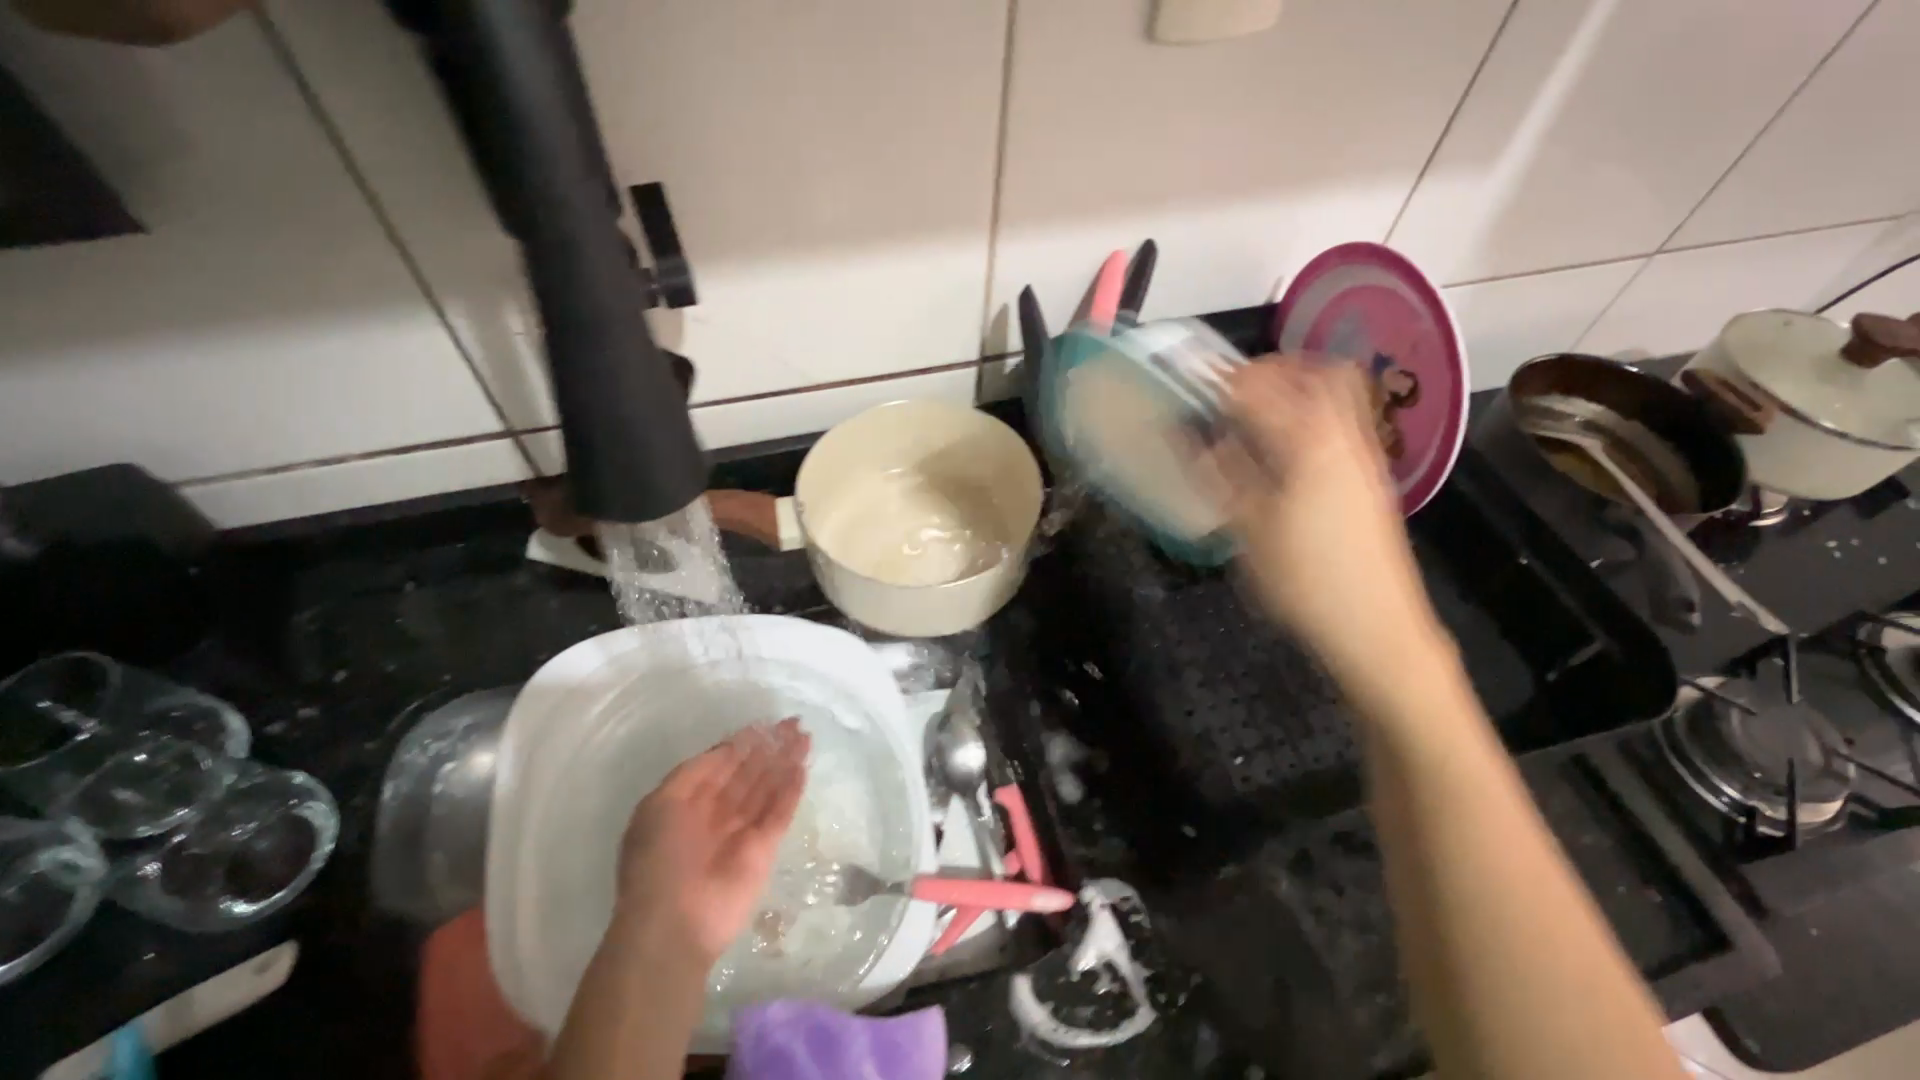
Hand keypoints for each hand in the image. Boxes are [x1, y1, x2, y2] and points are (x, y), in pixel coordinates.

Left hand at [613, 719, 809, 964]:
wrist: (672, 924)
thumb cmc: (657, 860)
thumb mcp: (660, 805)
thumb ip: (694, 773)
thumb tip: (726, 750)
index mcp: (685, 804)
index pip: (719, 765)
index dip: (740, 743)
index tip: (762, 723)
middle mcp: (714, 814)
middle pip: (747, 773)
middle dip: (768, 748)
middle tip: (793, 723)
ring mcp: (740, 832)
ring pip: (766, 788)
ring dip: (784, 762)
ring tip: (804, 736)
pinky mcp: (764, 850)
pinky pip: (779, 813)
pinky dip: (791, 790)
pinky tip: (802, 766)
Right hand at [1221, 357, 1449, 680]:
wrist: (1377, 625)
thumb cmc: (1306, 581)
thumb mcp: (1250, 532)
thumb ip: (1224, 477)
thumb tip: (1198, 441)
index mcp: (1307, 444)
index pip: (1263, 390)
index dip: (1227, 381)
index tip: (1198, 384)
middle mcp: (1344, 437)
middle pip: (1318, 373)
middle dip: (1275, 370)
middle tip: (1237, 387)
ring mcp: (1365, 457)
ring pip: (1339, 396)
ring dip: (1298, 389)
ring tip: (1259, 412)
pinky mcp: (1373, 479)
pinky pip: (1345, 423)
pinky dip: (1314, 416)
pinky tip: (1286, 451)